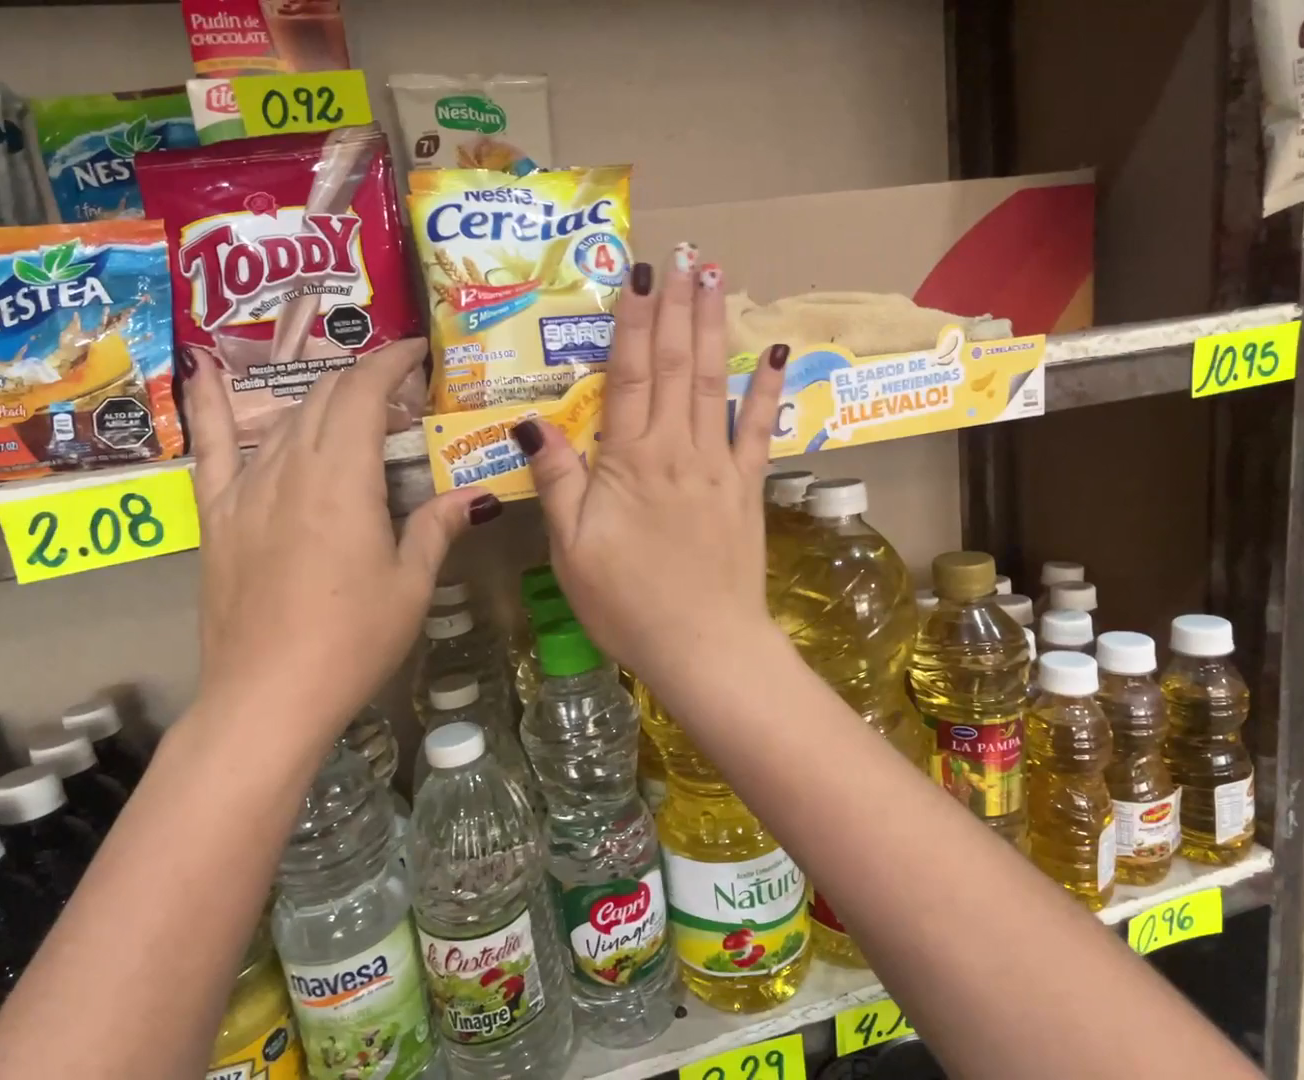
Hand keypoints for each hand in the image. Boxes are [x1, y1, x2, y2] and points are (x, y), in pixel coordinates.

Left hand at [185, 339, 499, 732]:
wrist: (268, 696)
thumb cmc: (352, 643)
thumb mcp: (409, 586)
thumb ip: (436, 528)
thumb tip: (476, 495)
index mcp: (343, 480)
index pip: (364, 394)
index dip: (390, 363)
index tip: (416, 351)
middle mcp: (291, 469)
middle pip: (325, 400)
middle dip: (363, 382)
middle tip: (399, 394)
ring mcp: (247, 490)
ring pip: (285, 420)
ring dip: (321, 400)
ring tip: (351, 405)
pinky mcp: (218, 516)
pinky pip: (212, 447)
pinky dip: (208, 402)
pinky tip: (204, 365)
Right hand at [516, 244, 789, 680]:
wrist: (704, 646)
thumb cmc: (627, 603)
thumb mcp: (572, 549)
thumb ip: (559, 480)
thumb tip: (532, 420)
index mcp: (629, 460)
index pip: (629, 376)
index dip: (632, 323)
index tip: (639, 274)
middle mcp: (677, 449)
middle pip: (675, 366)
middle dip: (677, 308)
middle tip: (683, 255)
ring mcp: (718, 466)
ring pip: (713, 384)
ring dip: (712, 329)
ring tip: (715, 279)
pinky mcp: (746, 490)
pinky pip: (758, 431)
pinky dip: (765, 392)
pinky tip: (771, 355)